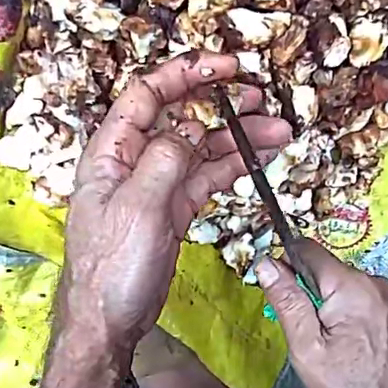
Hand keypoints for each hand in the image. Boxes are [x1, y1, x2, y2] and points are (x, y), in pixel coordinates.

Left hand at [61, 53, 290, 353]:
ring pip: (201, 149)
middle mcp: (134, 162)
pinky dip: (233, 168)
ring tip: (277, 133)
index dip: (186, 73)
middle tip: (260, 100)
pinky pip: (207, 179)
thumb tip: (189, 129)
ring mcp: (156, 186)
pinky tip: (260, 159)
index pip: (148, 94)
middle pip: (181, 118)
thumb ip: (164, 160)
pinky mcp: (174, 210)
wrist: (110, 320)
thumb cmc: (111, 268)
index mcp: (112, 152)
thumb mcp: (136, 208)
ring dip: (238, 139)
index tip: (226, 67)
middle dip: (221, 105)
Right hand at [255, 243, 387, 387]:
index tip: (273, 289)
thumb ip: (287, 301)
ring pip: (338, 286)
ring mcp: (386, 297)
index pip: (306, 248)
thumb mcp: (307, 348)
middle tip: (299, 331)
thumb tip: (265, 264)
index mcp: (350, 285)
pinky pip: (355, 300)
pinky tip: (342, 347)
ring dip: (322, 306)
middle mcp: (373, 282)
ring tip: (322, 345)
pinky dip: (340, 315)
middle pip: (323, 268)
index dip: (283, 263)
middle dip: (303, 291)